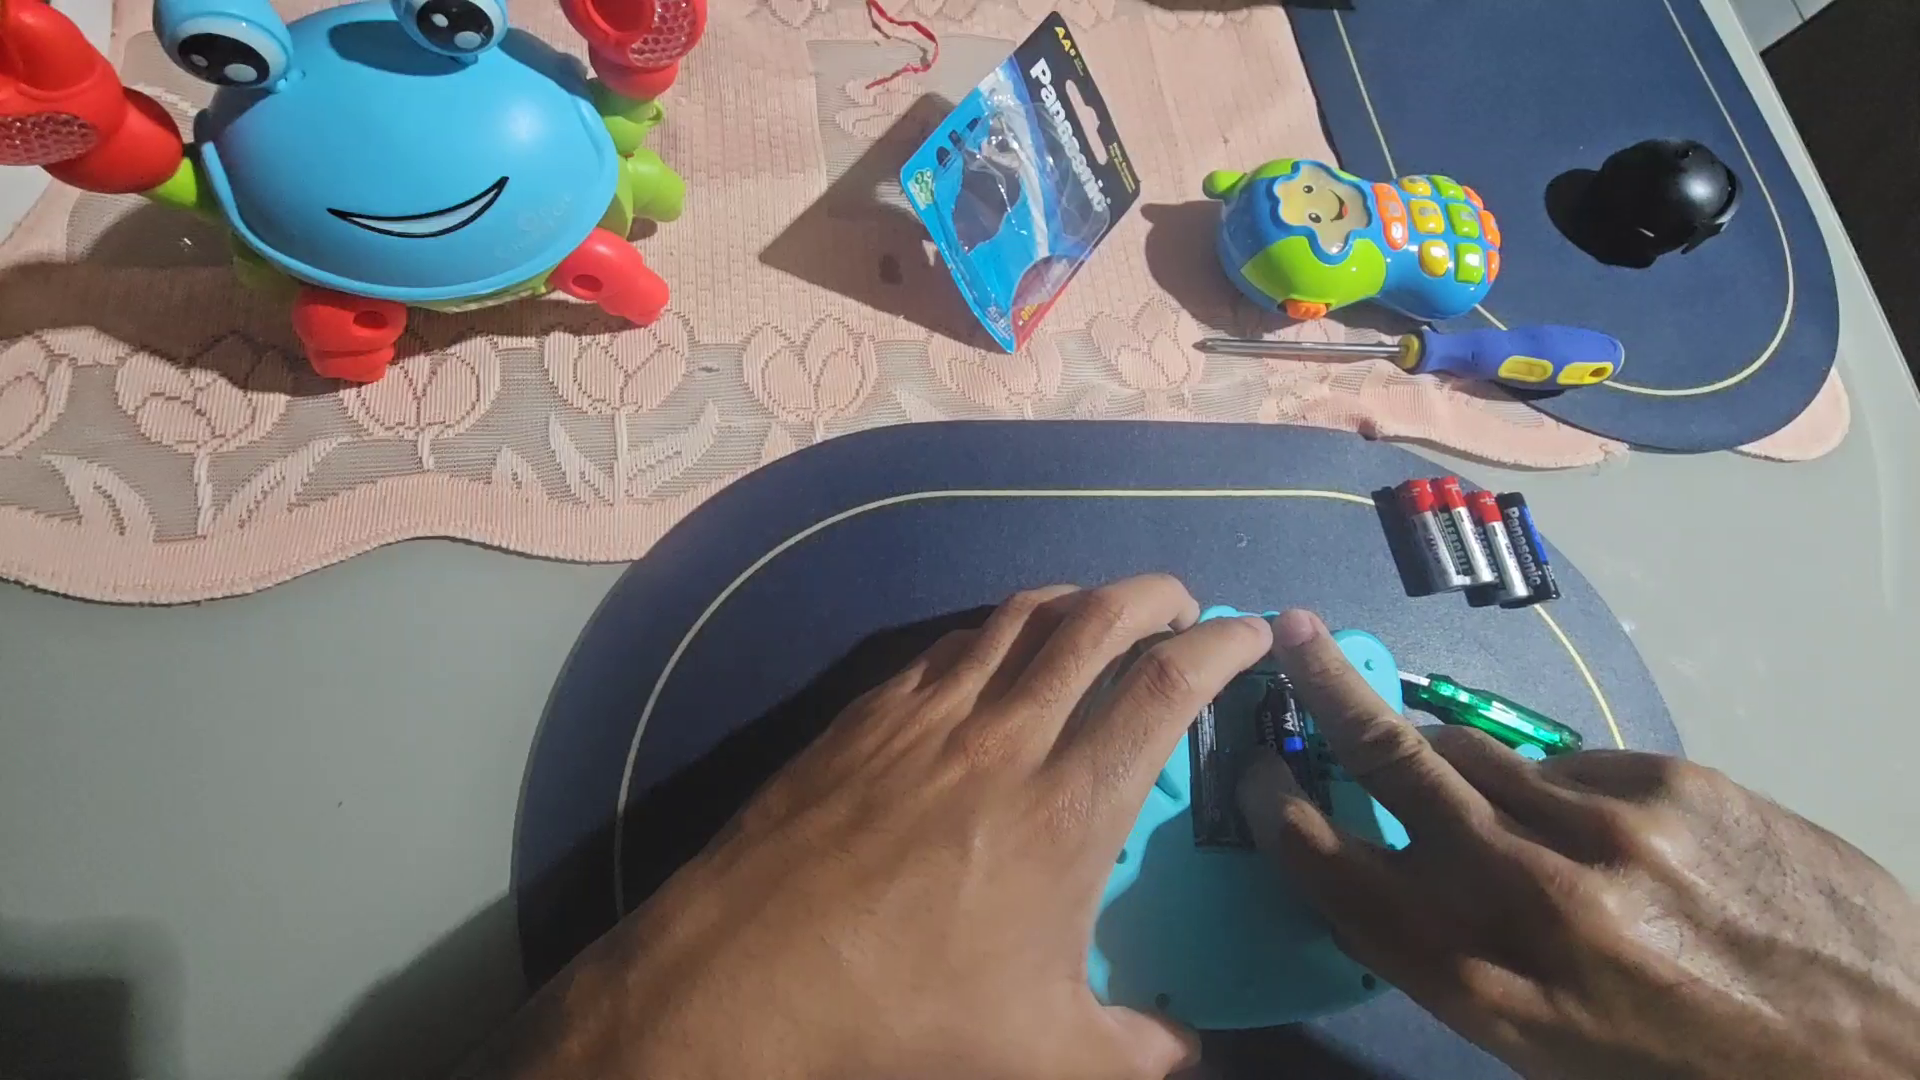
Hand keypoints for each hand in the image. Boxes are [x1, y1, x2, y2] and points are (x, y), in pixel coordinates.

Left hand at [472, 575, 1272, 1079]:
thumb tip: (1182, 1054)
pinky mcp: (872, 707)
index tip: (1247, 629)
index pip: (1161, 689)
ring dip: (1074, 599)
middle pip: (1094, 621)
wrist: (747, 976)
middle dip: (1152, 594)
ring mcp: (931, 710)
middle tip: (1180, 600)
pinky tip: (998, 647)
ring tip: (1100, 610)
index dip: (1217, 645)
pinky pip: (952, 642)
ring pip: (1020, 616)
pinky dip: (996, 629)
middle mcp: (1005, 735)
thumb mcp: (1036, 1053)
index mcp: (1066, 808)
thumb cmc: (901, 1014)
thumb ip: (1128, 1051)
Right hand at [1239, 609, 1919, 1079]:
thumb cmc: (1676, 1069)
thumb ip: (1437, 944)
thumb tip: (1369, 855)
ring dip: (1453, 763)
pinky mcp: (1674, 783)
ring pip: (1472, 749)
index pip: (1326, 861)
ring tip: (1502, 809)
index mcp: (1477, 975)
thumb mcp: (1532, 1040)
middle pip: (1390, 757)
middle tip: (1290, 630)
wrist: (1905, 1069)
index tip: (1256, 769)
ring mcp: (1604, 826)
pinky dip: (1561, 790)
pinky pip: (1567, 764)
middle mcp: (1525, 890)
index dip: (1273, 804)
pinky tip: (1616, 837)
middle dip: (1327, 688)